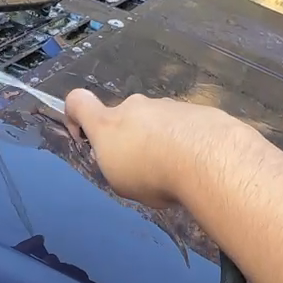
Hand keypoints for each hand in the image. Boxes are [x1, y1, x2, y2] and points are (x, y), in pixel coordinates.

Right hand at [63, 89, 253, 210]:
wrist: (207, 159)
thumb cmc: (151, 174)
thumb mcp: (119, 180)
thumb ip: (114, 162)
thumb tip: (122, 157)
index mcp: (107, 124)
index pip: (77, 101)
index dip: (74, 115)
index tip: (84, 137)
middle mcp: (135, 106)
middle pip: (124, 117)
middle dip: (129, 139)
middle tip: (142, 170)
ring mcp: (168, 105)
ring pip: (155, 121)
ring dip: (159, 141)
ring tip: (174, 171)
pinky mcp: (197, 110)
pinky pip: (182, 125)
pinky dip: (184, 141)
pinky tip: (196, 165)